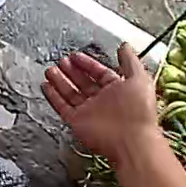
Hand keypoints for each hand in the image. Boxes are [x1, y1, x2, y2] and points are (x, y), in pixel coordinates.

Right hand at [42, 44, 161, 162]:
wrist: (131, 141)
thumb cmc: (138, 111)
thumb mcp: (139, 78)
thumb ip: (130, 61)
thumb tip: (124, 45)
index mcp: (118, 90)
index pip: (99, 73)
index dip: (88, 63)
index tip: (76, 55)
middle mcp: (103, 101)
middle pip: (83, 82)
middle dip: (72, 71)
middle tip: (61, 60)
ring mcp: (89, 112)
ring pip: (71, 93)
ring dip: (60, 81)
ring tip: (50, 70)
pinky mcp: (77, 122)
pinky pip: (62, 107)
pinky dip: (53, 96)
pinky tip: (46, 86)